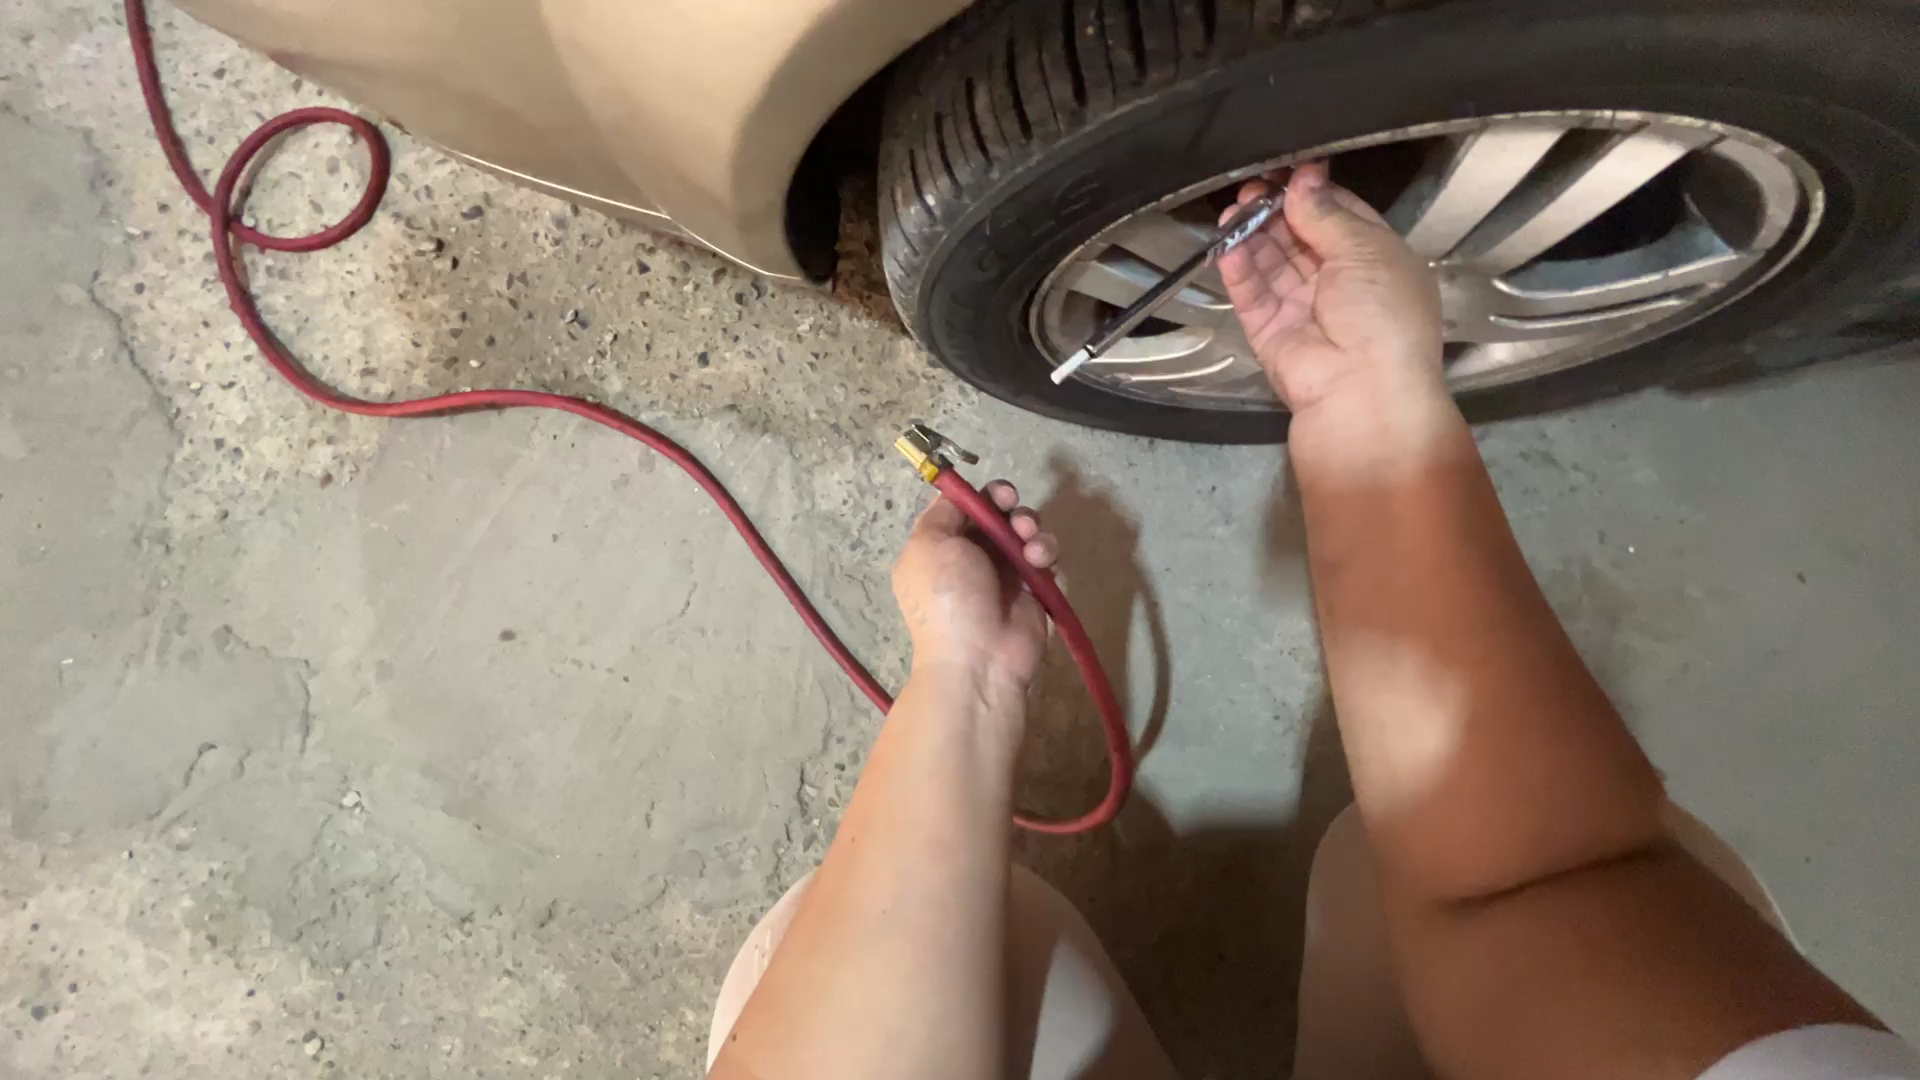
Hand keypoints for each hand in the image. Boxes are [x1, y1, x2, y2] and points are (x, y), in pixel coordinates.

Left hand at [892, 480, 1058, 697]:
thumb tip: (959, 497)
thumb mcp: (927, 544)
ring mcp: (1004, 572)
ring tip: (1027, 540)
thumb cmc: (946, 596)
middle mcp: (970, 556)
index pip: (961, 507)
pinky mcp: (1033, 587)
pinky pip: (1044, 555)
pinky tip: (1038, 561)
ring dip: (1029, 526)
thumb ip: (943, 512)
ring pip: (1024, 531)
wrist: (978, 656)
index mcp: (939, 546)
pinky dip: (1044, 551)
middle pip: (996, 514)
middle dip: (1008, 505)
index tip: (994, 493)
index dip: (978, 494)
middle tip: (1013, 507)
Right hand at [1217, 162, 1445, 414]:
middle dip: (1277, 211)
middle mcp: (1337, 283)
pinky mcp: (1268, 331)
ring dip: (1252, 236)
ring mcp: (1300, 308)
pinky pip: (1251, 294)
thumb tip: (1303, 183)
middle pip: (1299, 238)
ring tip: (1235, 210)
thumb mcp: (1366, 249)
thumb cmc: (1383, 316)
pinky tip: (1228, 244)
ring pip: (1271, 264)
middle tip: (1255, 187)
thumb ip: (1327, 214)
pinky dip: (1239, 269)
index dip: (1314, 193)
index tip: (1292, 170)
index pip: (1339, 216)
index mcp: (1375, 261)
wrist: (1360, 388)